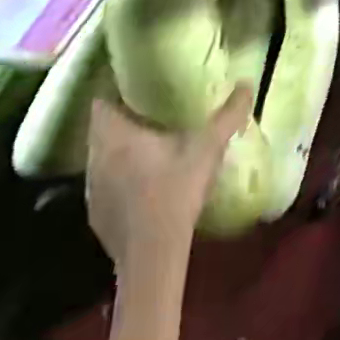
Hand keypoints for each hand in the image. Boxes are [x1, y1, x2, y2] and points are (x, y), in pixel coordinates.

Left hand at [86, 84, 252, 270]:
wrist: (152, 256)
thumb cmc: (175, 191)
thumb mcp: (208, 148)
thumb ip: (227, 114)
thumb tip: (247, 83)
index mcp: (116, 135)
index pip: (100, 101)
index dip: (115, 89)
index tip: (138, 83)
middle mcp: (96, 158)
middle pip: (101, 127)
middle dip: (123, 117)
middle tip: (153, 109)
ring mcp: (92, 189)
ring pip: (102, 156)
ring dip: (120, 148)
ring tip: (150, 142)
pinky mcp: (96, 214)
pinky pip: (105, 183)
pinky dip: (120, 176)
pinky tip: (145, 181)